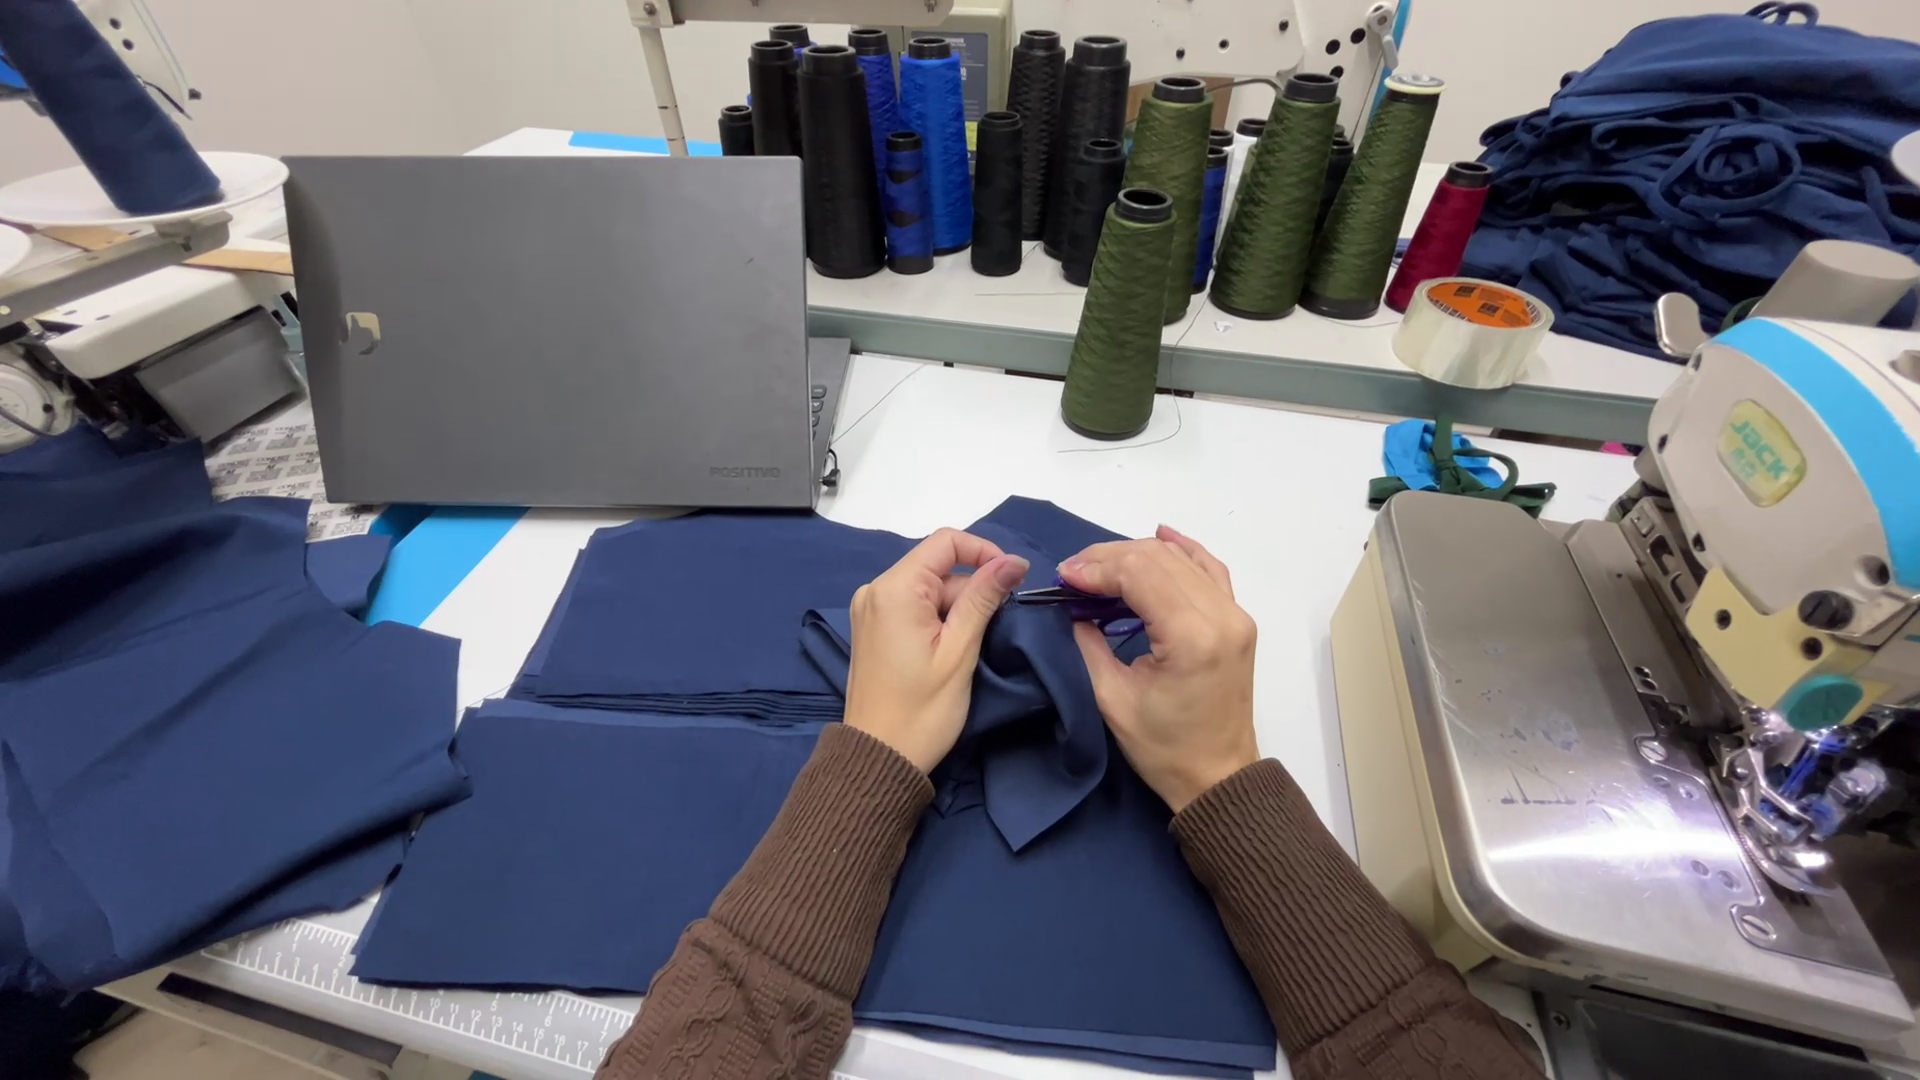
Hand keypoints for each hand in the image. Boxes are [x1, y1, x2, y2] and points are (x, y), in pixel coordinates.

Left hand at [843, 529, 1031, 771]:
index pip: (946, 542)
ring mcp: (871, 608)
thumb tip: (1014, 560)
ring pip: (929, 588)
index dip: (984, 551)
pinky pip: (914, 605)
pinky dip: (939, 618)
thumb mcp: (959, 651)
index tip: (1011, 580)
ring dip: (957, 608)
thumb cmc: (922, 711)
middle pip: (938, 567)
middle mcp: (876, 589)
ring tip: (969, 647)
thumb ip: (984, 598)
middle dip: (971, 589)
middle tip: (992, 629)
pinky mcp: (873, 627)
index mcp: (894, 589)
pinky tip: (949, 648)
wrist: (878, 758)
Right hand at [1059, 526, 1258, 811]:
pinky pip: (1210, 569)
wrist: (1218, 777)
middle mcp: (1221, 616)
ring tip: (1099, 566)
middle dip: (1109, 557)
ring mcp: (1235, 615)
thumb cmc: (1163, 748)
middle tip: (1073, 571)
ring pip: (1181, 558)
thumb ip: (1088, 643)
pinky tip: (1161, 535)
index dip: (1097, 567)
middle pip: (1159, 559)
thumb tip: (1073, 606)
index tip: (1063, 576)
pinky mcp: (1237, 619)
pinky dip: (1183, 549)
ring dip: (1136, 553)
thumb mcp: (1111, 698)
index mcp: (1191, 638)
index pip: (1140, 574)